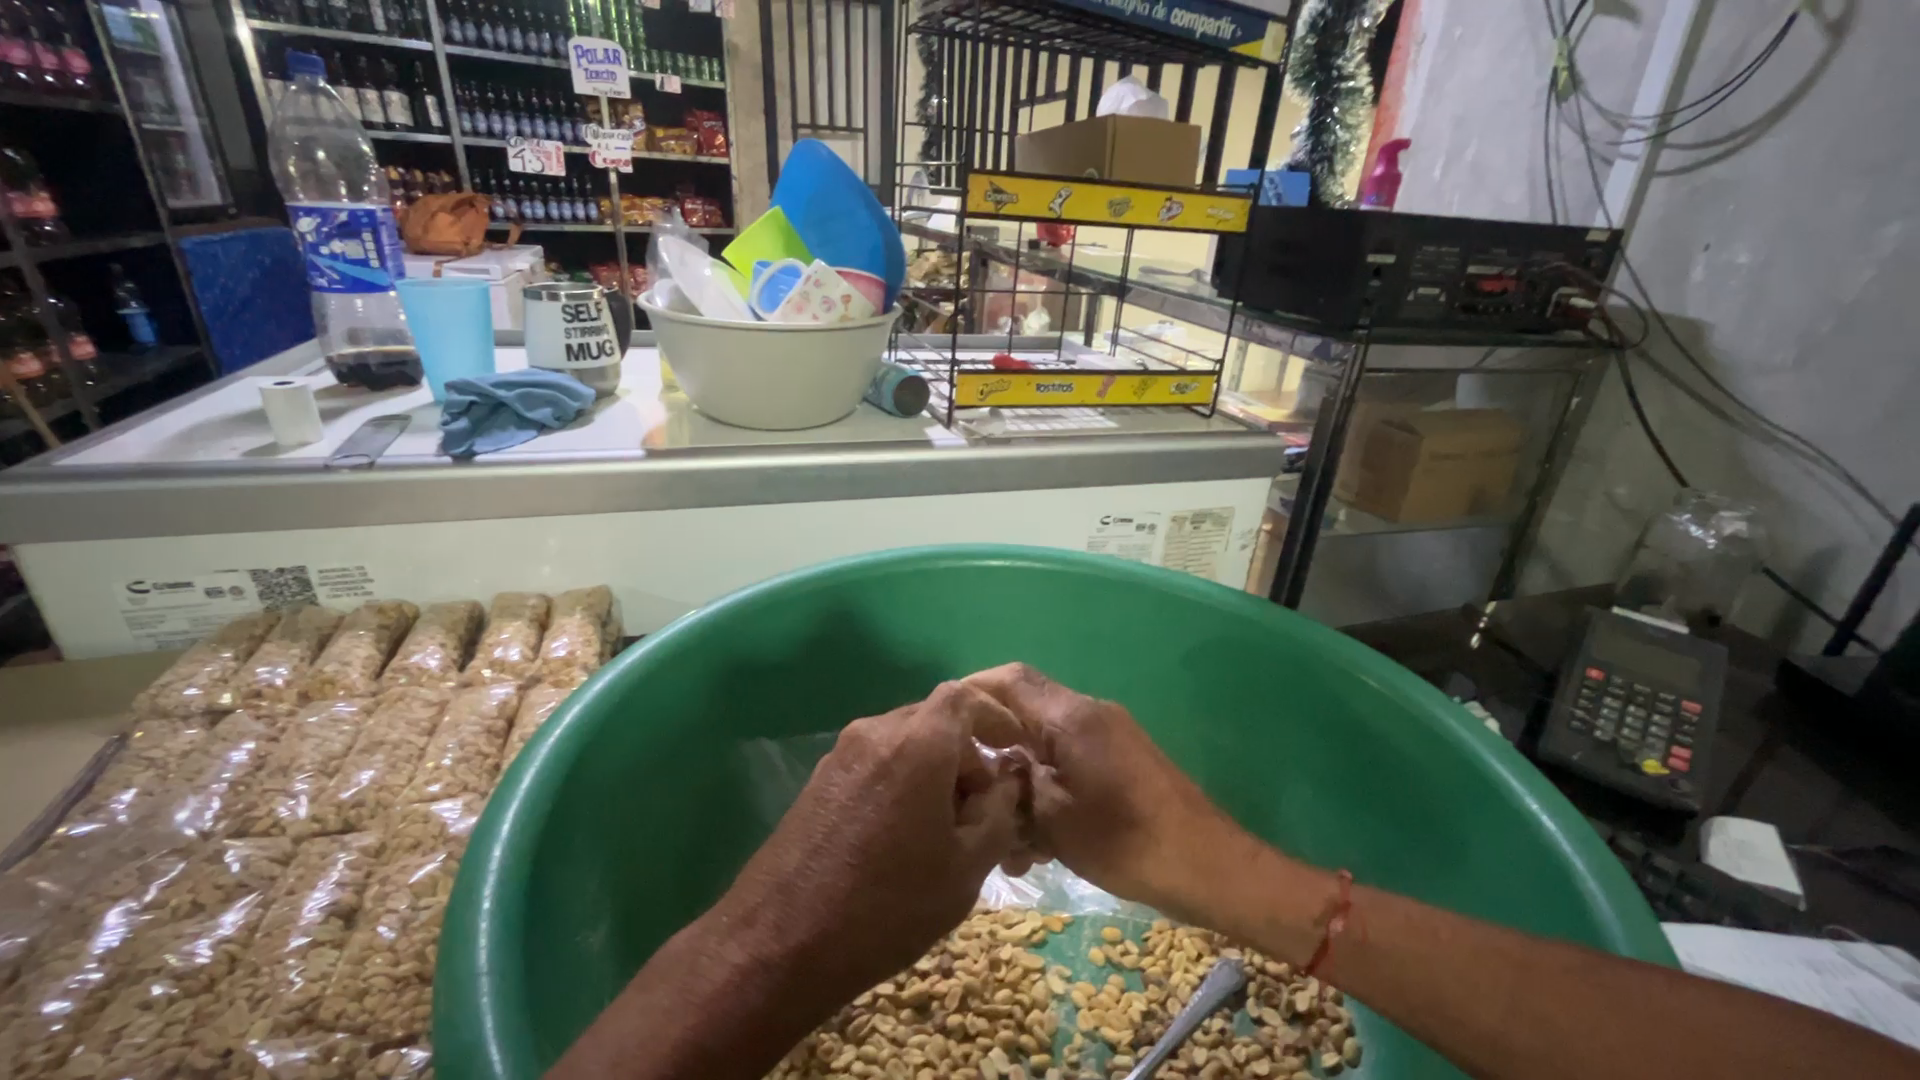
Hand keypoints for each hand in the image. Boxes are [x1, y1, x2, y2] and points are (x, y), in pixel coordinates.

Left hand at [703, 680, 1028, 1003]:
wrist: (781, 942)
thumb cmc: (889, 904)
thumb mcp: (967, 867)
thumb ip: (999, 812)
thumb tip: (1004, 782)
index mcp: (918, 743)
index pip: (966, 697)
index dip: (997, 717)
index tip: (1014, 751)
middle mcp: (877, 733)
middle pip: (935, 720)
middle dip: (967, 755)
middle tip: (984, 809)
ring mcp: (842, 754)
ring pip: (905, 743)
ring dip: (935, 771)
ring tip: (946, 831)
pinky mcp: (819, 780)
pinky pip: (877, 763)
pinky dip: (903, 782)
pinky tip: (904, 837)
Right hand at [964, 663, 1263, 922]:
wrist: (1207, 865)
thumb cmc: (1125, 840)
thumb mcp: (1054, 817)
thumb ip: (1016, 781)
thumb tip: (994, 765)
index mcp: (1071, 717)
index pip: (1010, 680)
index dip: (972, 690)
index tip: (940, 718)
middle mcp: (1090, 714)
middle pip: (1026, 710)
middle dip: (992, 744)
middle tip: (965, 782)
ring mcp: (1111, 737)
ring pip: (1047, 744)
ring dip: (1021, 778)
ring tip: (1004, 834)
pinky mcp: (1123, 762)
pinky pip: (1071, 762)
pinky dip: (1047, 790)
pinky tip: (1038, 841)